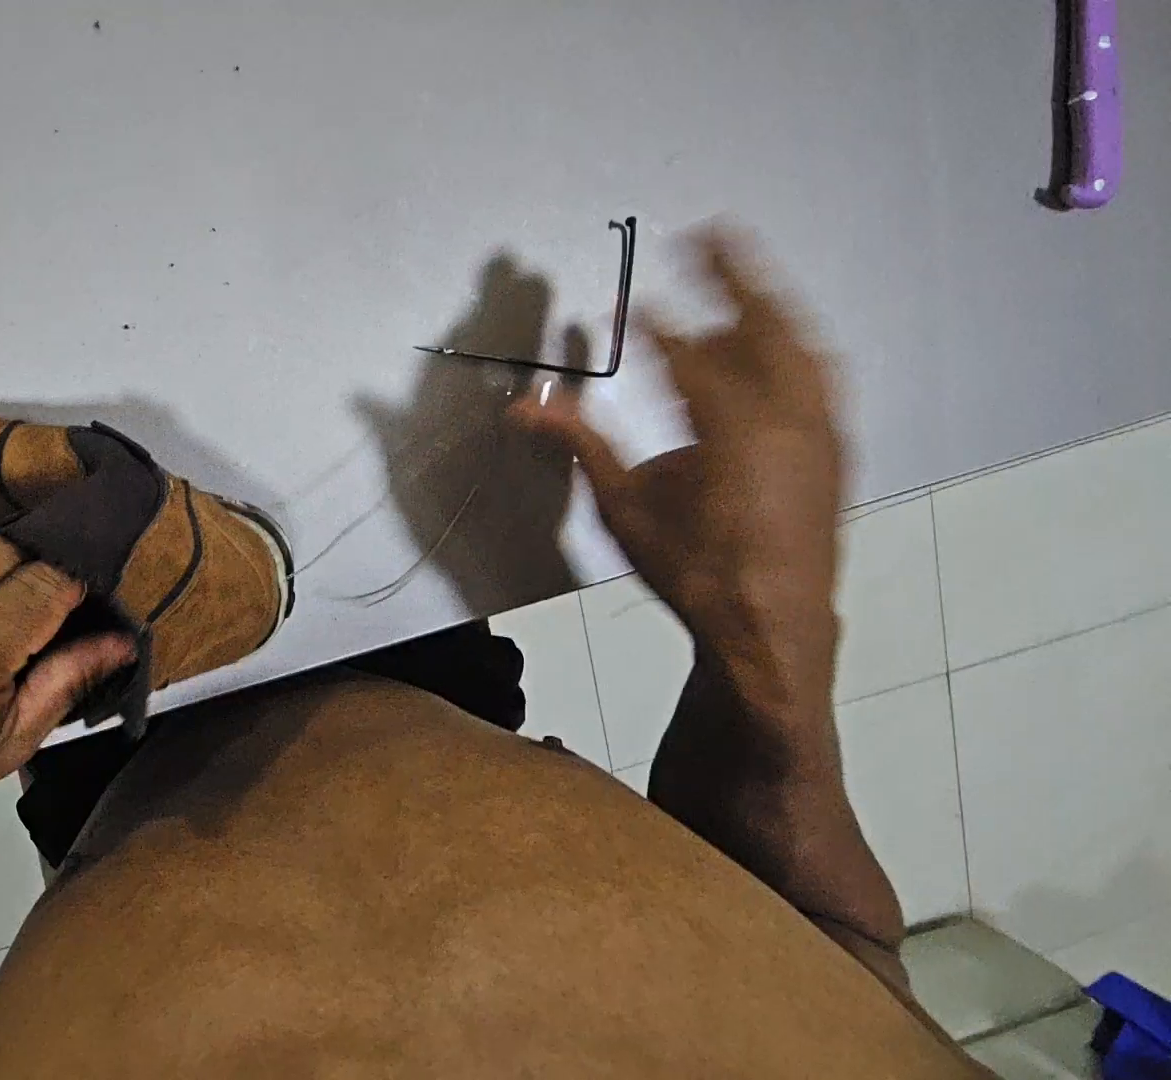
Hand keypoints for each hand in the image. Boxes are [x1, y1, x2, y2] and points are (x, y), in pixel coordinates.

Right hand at [514, 225, 844, 714]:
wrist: (769, 624)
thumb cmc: (693, 570)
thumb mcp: (623, 508)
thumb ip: (579, 444)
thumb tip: (528, 407)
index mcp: (733, 429)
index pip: (685, 353)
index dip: (650, 325)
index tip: (622, 305)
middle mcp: (789, 417)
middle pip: (764, 324)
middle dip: (734, 274)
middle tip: (709, 233)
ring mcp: (822, 430)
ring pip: (800, 345)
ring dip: (769, 306)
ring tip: (742, 280)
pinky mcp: (834, 447)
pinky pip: (819, 376)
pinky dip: (794, 347)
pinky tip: (778, 348)